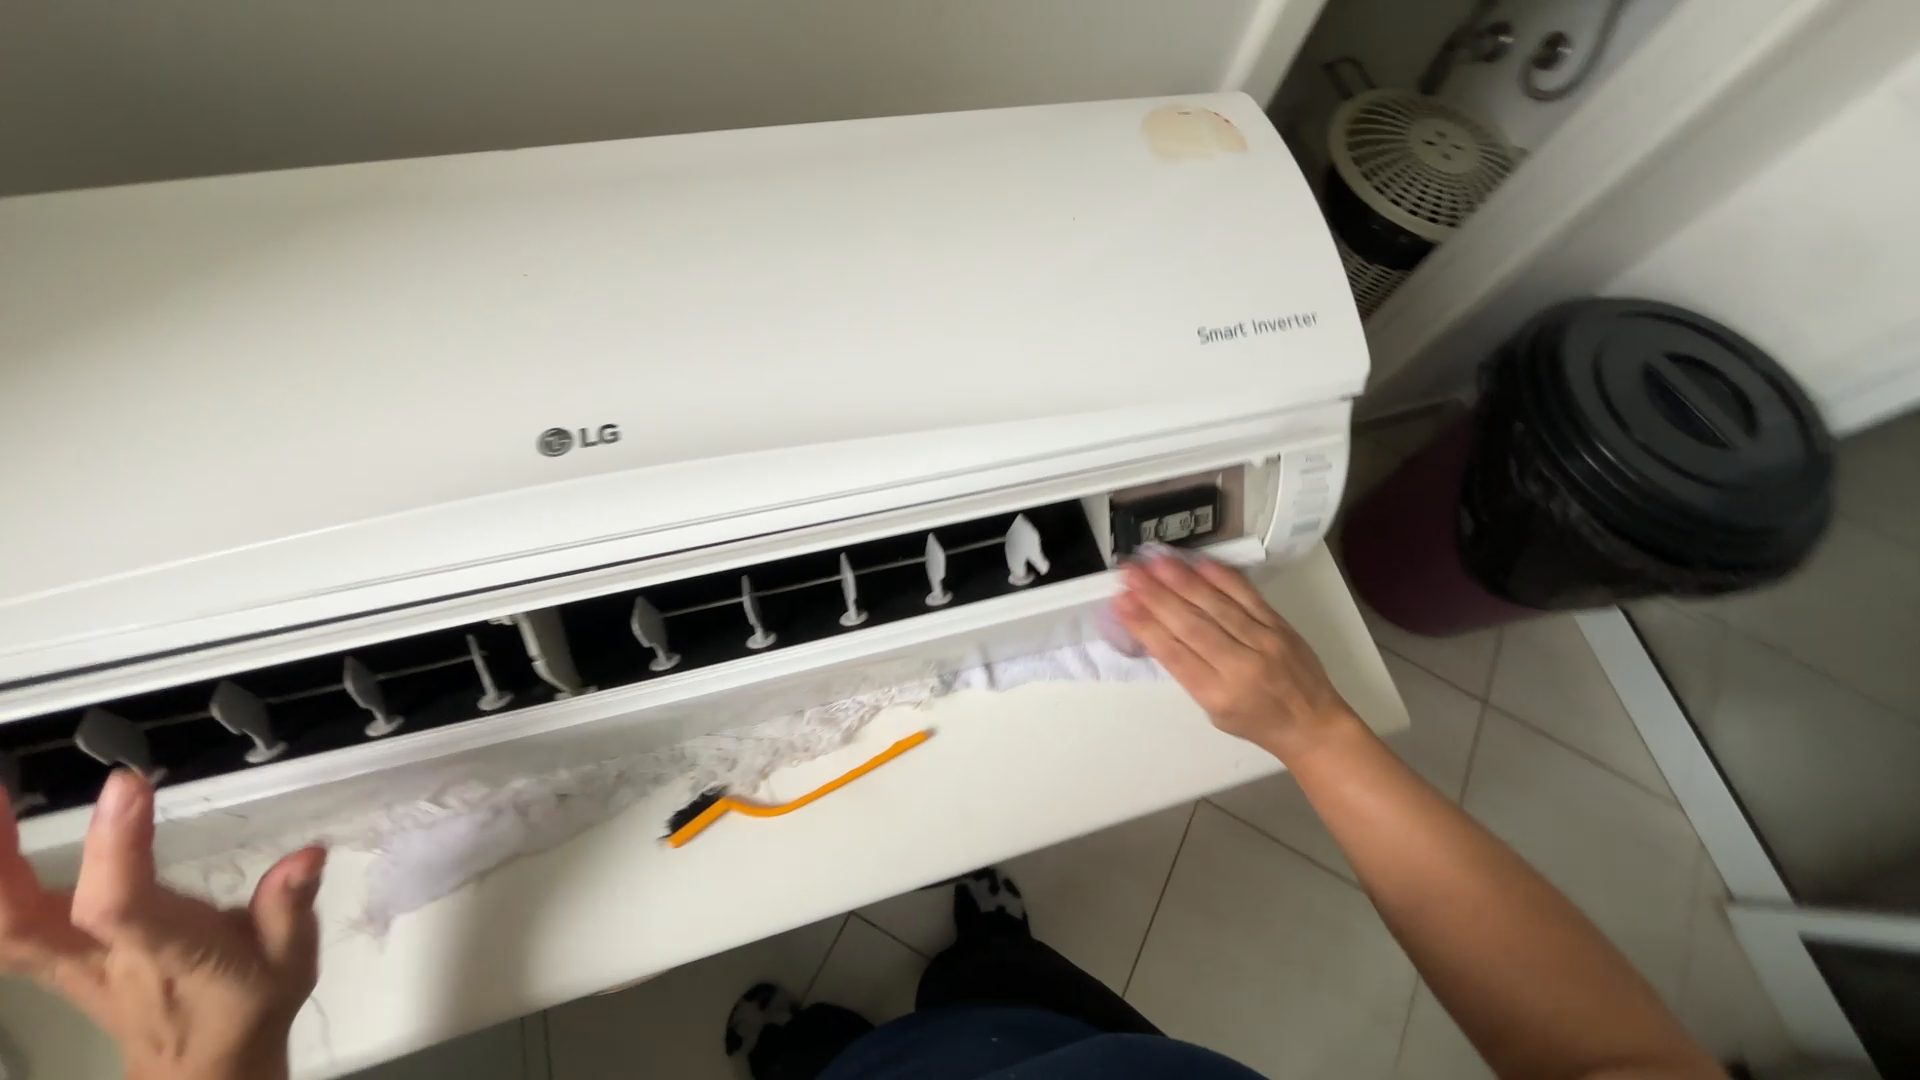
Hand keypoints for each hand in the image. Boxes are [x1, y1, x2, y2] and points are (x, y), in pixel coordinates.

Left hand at [0, 770, 324, 1079]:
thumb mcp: (290, 957)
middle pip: (19, 921)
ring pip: (0, 927)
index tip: (126, 783)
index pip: (119, 905)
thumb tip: (307, 854)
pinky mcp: (59, 962)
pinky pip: (7, 929)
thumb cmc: (253, 1002)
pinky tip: (0, 848)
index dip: (115, 847)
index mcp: (163, 953)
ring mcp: (68, 966)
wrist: (206, 1064)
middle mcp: (101, 960)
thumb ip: (289, 906)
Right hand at [1115, 553, 1356, 759]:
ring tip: (1155, 561)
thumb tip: (1156, 629)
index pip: (1174, 654)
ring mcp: (1263, 642)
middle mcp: (1241, 666)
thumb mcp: (1212, 710)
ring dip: (1182, 580)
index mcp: (1217, 694)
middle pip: (1191, 625)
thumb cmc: (1256, 722)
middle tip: (1130, 573)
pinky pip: (1247, 595)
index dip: (1145, 626)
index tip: (1122, 603)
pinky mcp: (1279, 625)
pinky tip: (1198, 563)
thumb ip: (1188, 670)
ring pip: (1216, 605)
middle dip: (1156, 596)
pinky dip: (1221, 577)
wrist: (1313, 724)